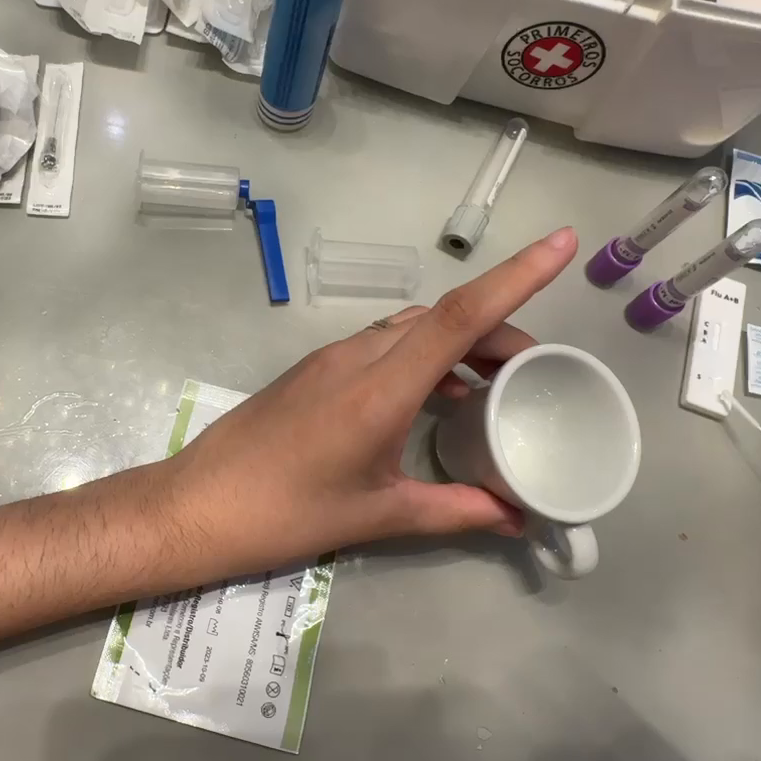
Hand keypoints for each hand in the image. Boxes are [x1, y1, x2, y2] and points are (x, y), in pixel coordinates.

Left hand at [151, 228, 578, 579]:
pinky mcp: (312, 371)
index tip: (561, 244)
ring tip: (493, 383)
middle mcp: (356, 358)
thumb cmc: (287, 513)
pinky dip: (421, 358)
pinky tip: (436, 398)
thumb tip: (514, 516)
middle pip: (441, 318)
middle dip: (497, 328)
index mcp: (380, 389)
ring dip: (456, 342)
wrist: (199, 505)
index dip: (516, 276)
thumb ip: (454, 511)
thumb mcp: (378, 515)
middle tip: (533, 368)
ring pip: (409, 329)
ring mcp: (329, 360)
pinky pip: (381, 347)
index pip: (458, 317)